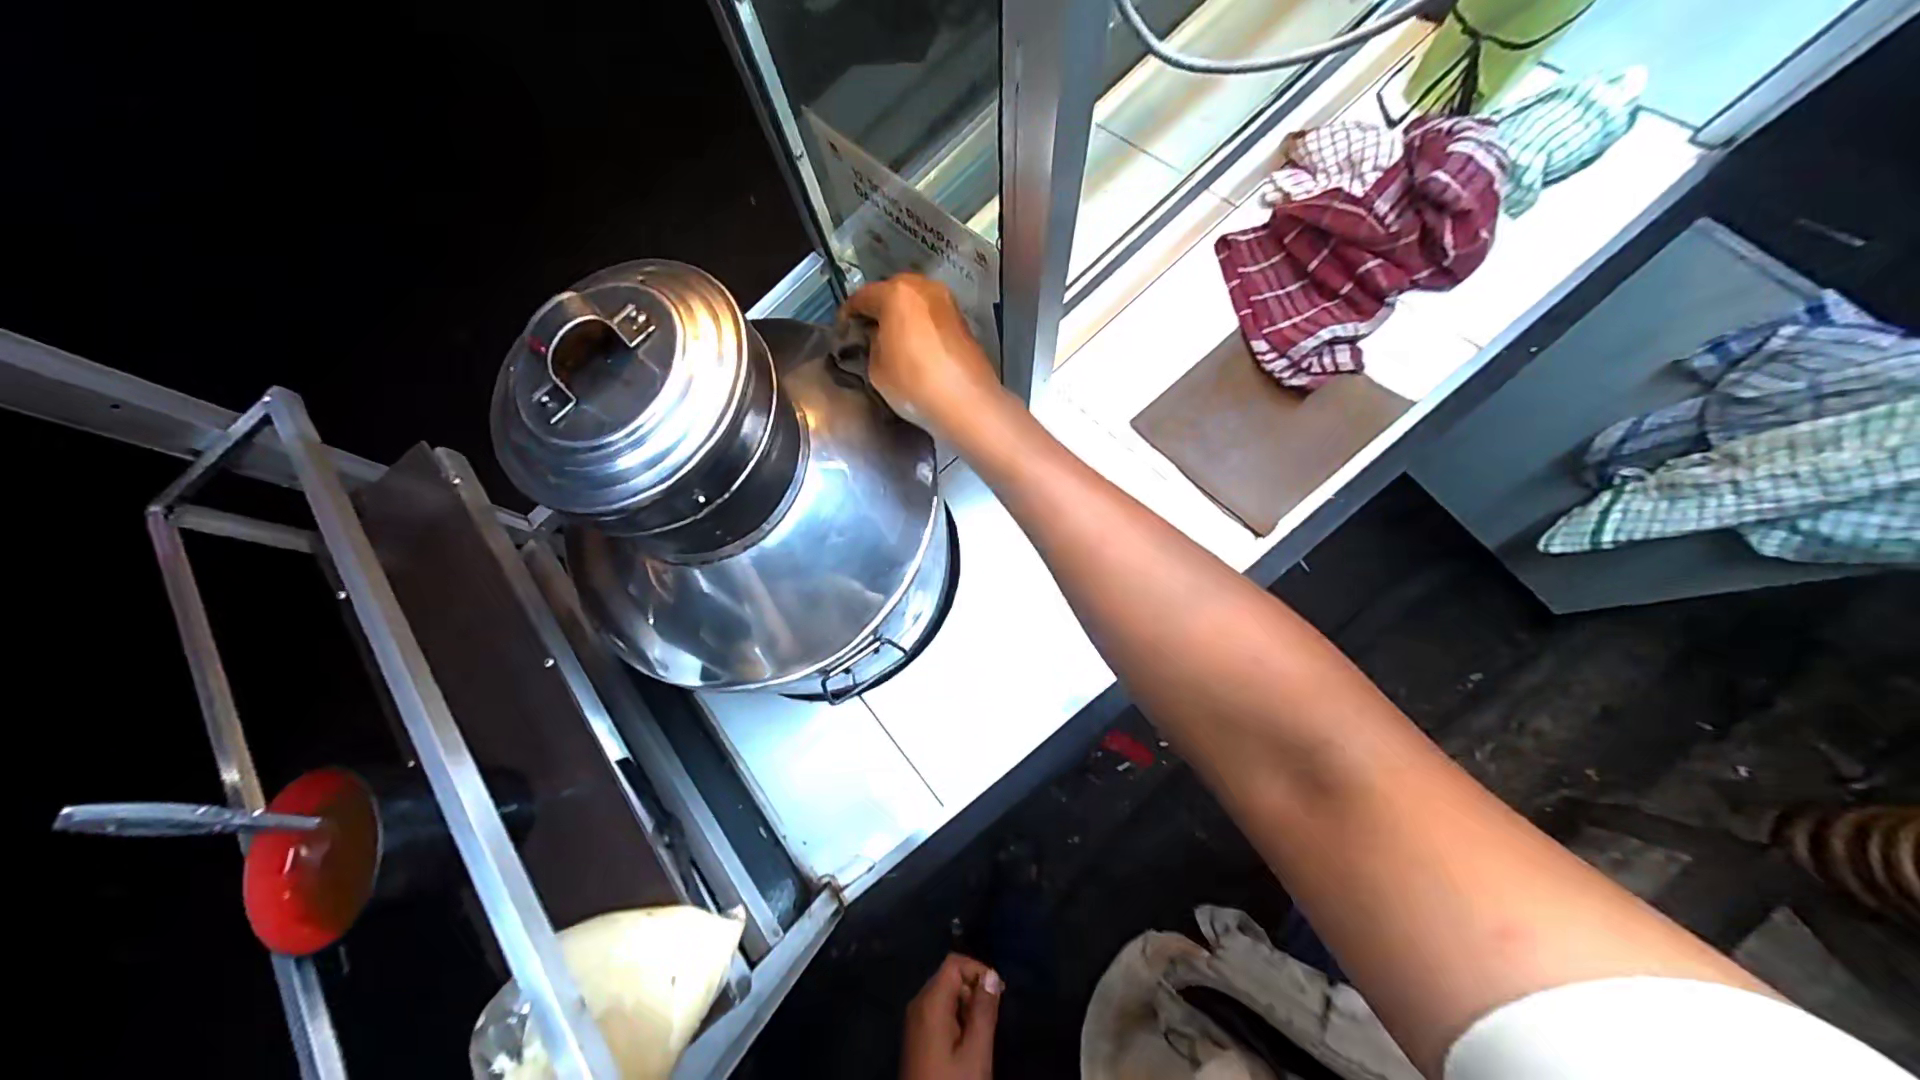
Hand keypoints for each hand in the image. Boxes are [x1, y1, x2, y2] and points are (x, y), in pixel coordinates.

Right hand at [840, 273, 1003, 437]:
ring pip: (915, 302)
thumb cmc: (914, 384)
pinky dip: (921, 325)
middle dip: (878, 309)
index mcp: (896, 293)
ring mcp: (947, 302)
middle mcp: (924, 288)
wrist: (967, 402)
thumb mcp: (876, 368)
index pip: (862, 297)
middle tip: (868, 333)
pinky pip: (932, 316)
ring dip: (902, 316)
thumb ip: (872, 344)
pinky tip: (916, 347)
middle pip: (892, 292)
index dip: (849, 314)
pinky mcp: (963, 320)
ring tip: (893, 341)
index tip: (844, 330)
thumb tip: (877, 337)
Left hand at [900, 953, 1002, 1079]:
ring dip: (966, 1005)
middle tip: (994, 1017)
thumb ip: (984, 1010)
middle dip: (973, 988)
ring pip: (943, 995)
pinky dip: (955, 1017)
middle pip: (948, 977)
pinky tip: (967, 1042)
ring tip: (983, 1031)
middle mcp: (917, 1004)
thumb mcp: (976, 1053)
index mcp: (930, 1002)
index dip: (978, 969)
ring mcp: (914, 1022)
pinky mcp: (916, 1038)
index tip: (999, 994)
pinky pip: (937, 1012)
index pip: (954, 963)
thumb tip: (990, 975)